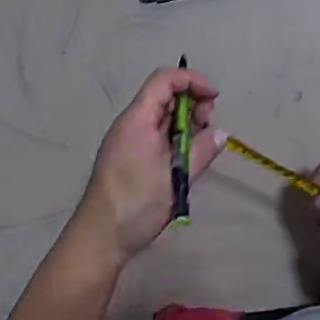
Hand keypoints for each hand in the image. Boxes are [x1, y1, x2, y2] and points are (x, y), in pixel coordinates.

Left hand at [71, 66, 222, 264]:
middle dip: (193, 104)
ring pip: (163, 116)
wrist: (99, 239)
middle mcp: (131, 123)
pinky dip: (175, 138)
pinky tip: (185, 158)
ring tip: (199, 148)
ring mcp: (129, 139)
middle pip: (166, 95)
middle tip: (208, 128)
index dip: (193, 80)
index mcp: (137, 119)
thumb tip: (220, 133)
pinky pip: (157, 134)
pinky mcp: (130, 155)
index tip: (214, 97)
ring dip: (186, 124)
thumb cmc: (136, 203)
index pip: (165, 80)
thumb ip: (201, 150)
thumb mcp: (176, 176)